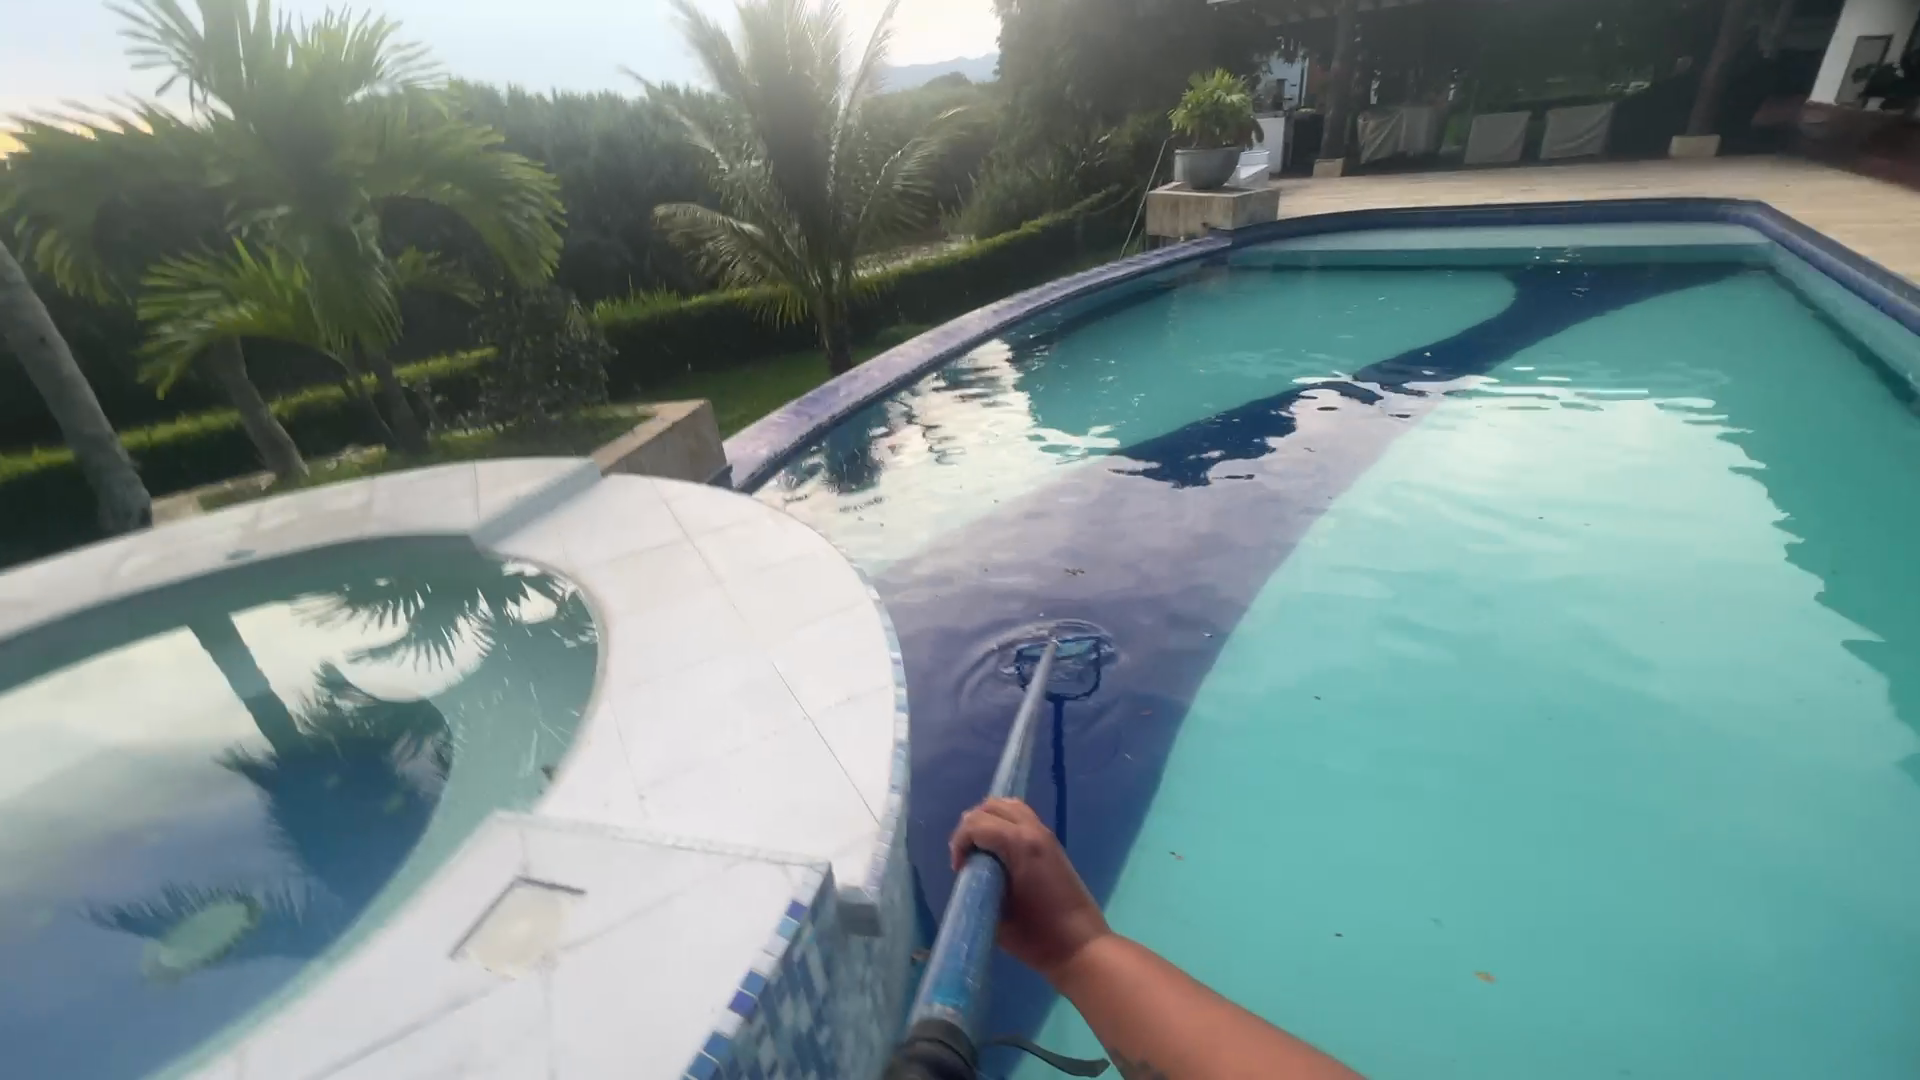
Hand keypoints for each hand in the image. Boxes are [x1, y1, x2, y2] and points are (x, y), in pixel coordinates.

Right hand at [949, 797, 1111, 983]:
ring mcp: (1044, 832)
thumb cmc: (1037, 936)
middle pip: (990, 807)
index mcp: (1018, 844)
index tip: (959, 870)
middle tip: (966, 858)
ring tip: (981, 849)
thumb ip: (978, 886)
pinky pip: (1021, 815)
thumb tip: (970, 874)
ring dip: (988, 820)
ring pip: (1007, 805)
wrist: (1080, 946)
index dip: (959, 843)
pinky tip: (999, 849)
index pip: (975, 824)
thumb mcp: (997, 915)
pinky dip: (1004, 822)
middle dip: (970, 828)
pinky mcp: (1051, 841)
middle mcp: (1032, 830)